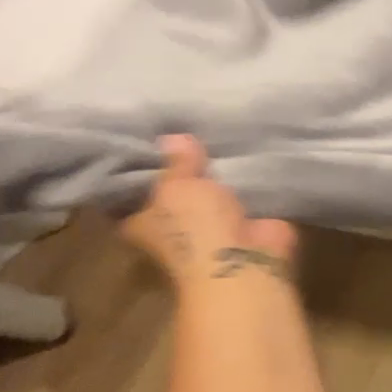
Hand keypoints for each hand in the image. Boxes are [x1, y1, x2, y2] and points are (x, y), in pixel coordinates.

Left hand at [122, 135, 298, 287]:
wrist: (243, 260)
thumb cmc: (194, 226)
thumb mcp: (177, 186)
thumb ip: (178, 162)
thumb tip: (172, 136)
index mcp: (141, 221)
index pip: (132, 192)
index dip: (140, 168)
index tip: (150, 139)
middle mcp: (174, 226)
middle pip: (177, 192)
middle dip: (187, 168)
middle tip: (195, 131)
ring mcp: (214, 227)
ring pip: (214, 194)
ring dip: (223, 176)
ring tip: (230, 135)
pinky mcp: (250, 226)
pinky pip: (250, 197)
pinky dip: (255, 183)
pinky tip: (260, 156)